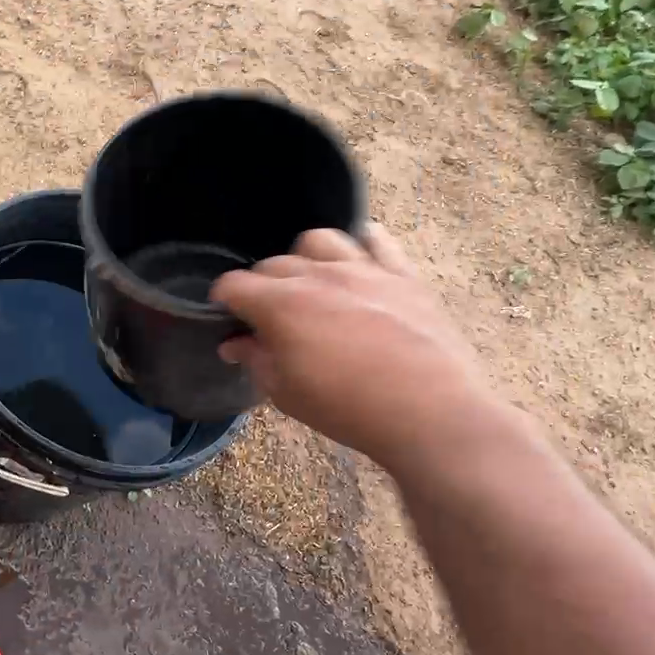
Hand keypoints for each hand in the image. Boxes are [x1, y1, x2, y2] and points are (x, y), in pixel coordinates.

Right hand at [211, 223, 505, 470]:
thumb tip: (234, 344)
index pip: (233, 284)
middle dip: (261, 286)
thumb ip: (255, 359)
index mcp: (280, 304)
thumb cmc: (347, 407)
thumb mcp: (285, 392)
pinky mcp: (404, 276)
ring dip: (306, 259)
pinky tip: (357, 263)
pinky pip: (378, 241)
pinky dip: (362, 245)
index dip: (222, 301)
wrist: (432, 414)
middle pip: (272, 263)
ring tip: (312, 285)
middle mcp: (317, 276)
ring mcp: (363, 270)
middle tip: (268, 317)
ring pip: (319, 241)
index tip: (226, 318)